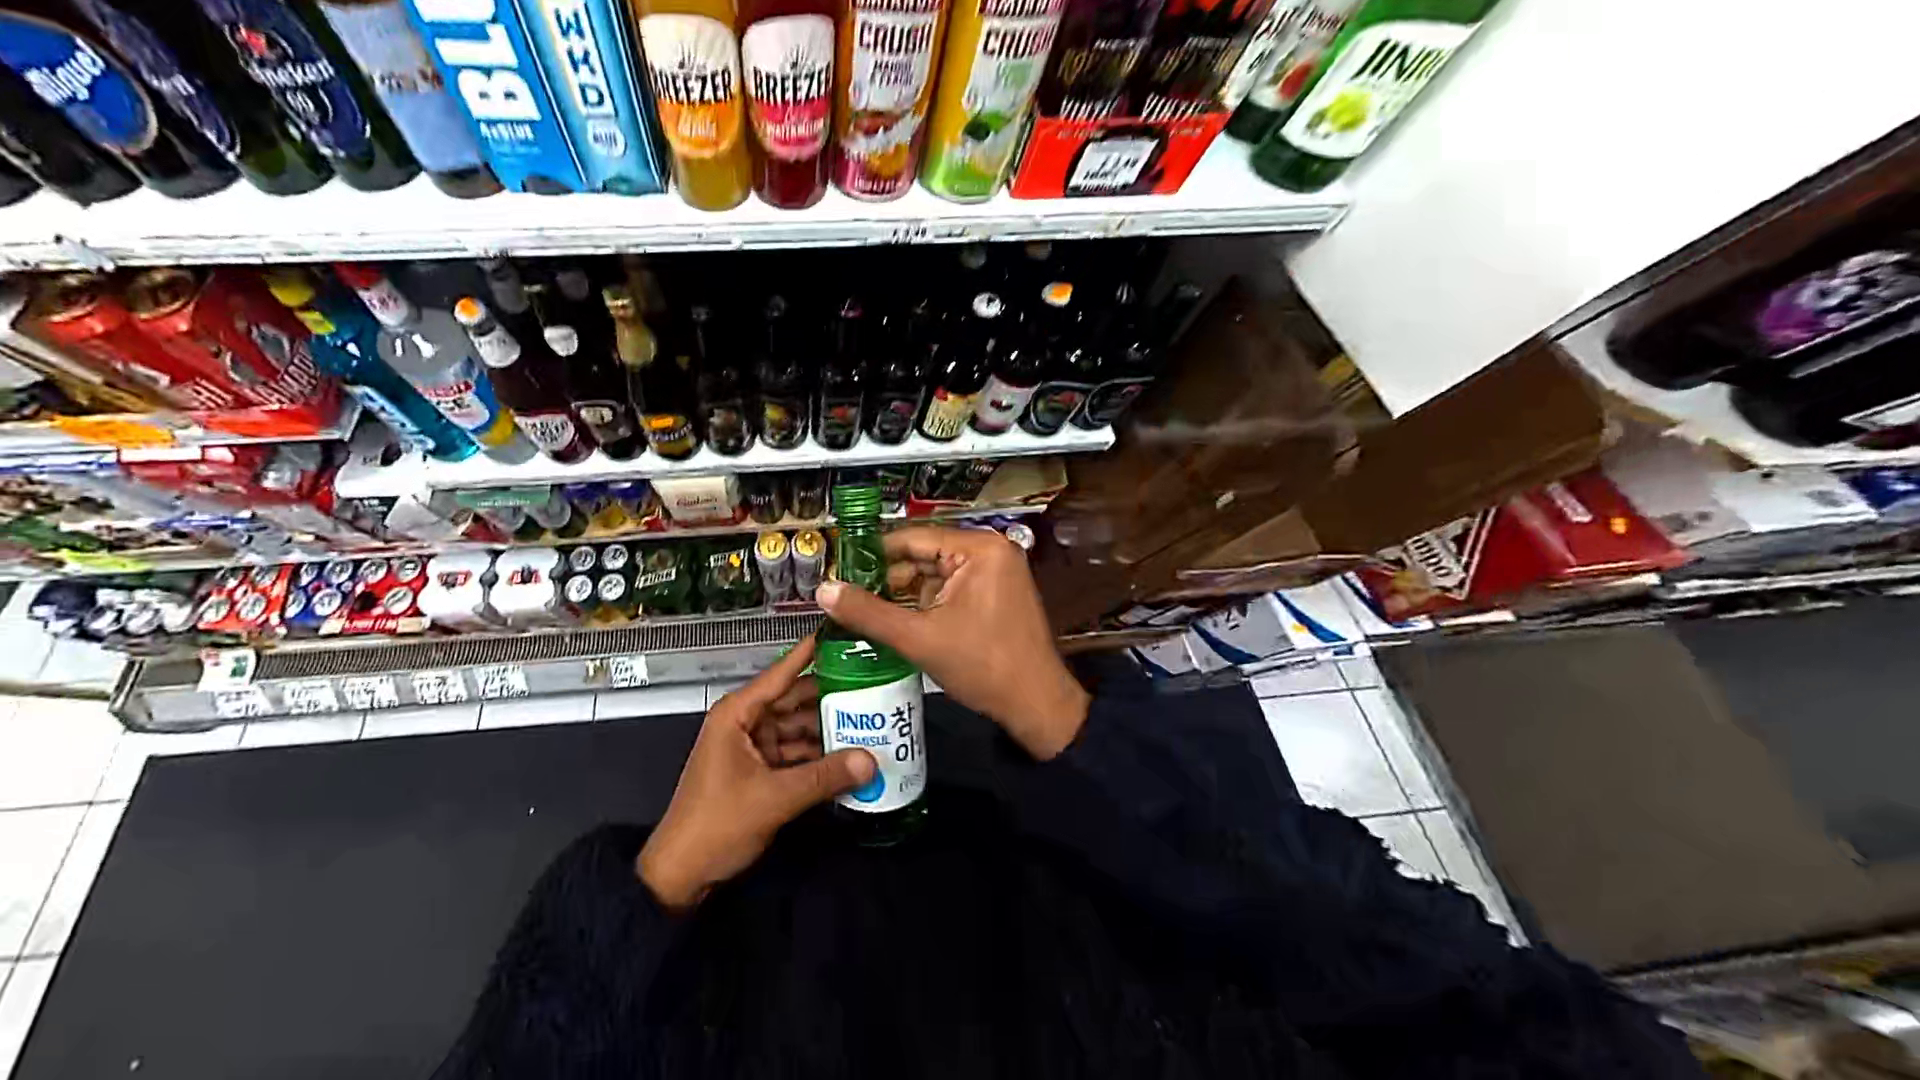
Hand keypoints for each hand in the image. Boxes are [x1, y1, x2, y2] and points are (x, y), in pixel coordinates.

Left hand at [637, 637, 875, 911]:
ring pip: (800, 727)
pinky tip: (852, 754)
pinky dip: (820, 755)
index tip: (842, 632)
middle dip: (832, 696)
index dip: (812, 653)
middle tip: (875, 685)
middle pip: (796, 700)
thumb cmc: (717, 824)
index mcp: (738, 714)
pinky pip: (797, 752)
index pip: (782, 673)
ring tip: (873, 719)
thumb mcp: (774, 798)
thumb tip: (871, 760)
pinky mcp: (761, 770)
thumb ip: (825, 777)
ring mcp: (754, 746)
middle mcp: (747, 722)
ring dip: (830, 728)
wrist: (682, 874)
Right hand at [815, 526, 1089, 760]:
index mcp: (979, 549)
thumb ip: (868, 612)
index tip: (841, 569)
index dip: (874, 554)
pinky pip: (952, 590)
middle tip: (850, 597)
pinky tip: (900, 622)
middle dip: (889, 579)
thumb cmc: (983, 666)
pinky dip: (928, 605)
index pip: (913, 538)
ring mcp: (997, 573)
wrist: (1035, 704)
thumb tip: (824, 590)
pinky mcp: (997, 594)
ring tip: (868, 613)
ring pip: (936, 576)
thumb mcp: (918, 637)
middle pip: (924, 556)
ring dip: (907, 595)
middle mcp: (992, 551)